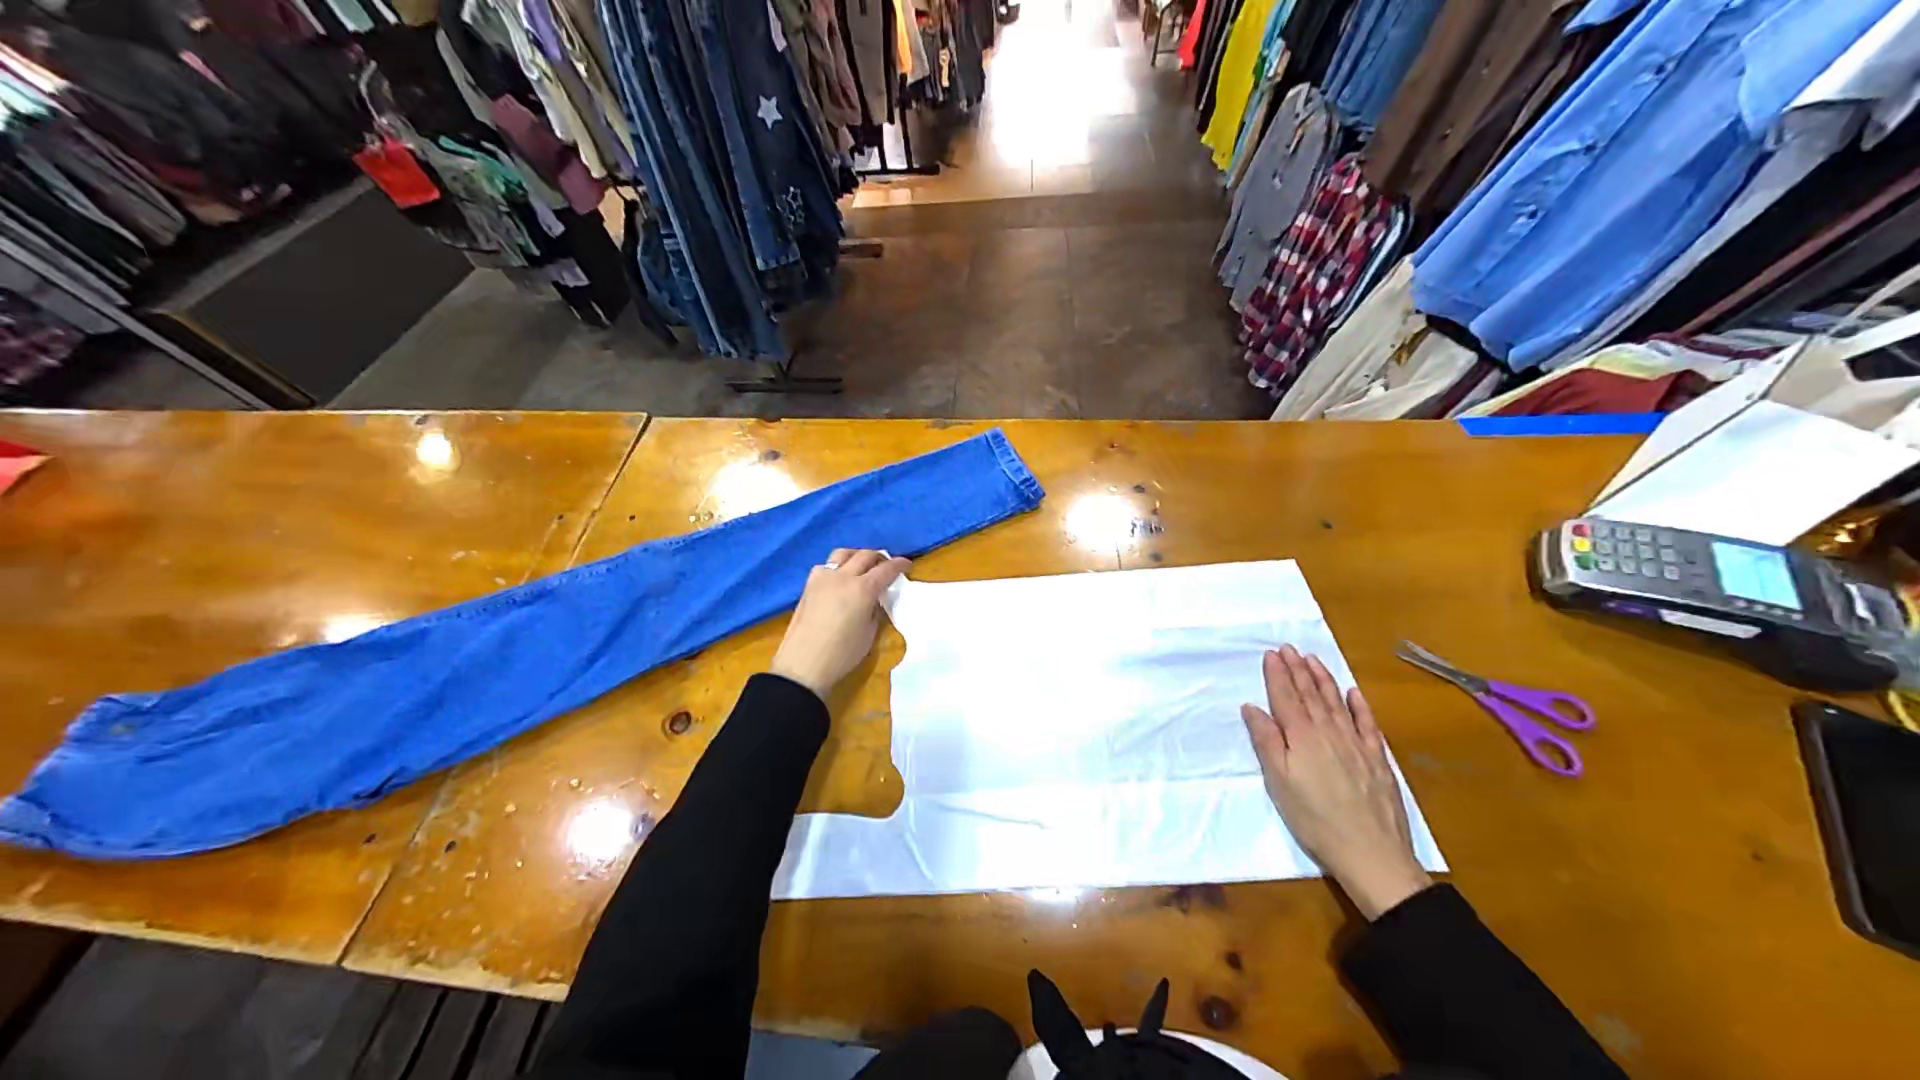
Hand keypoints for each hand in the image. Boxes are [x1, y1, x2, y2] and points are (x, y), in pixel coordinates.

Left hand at [769, 549, 911, 699]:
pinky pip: (826, 566)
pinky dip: (838, 566)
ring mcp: (823, 578)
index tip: (907, 564)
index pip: (886, 569)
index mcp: (863, 589)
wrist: (803, 664)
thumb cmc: (842, 654)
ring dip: (857, 556)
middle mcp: (844, 577)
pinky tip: (840, 579)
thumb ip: (875, 611)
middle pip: (865, 556)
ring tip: (863, 566)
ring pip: (843, 554)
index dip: (899, 564)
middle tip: (887, 566)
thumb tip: (875, 600)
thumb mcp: (869, 634)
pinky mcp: (808, 585)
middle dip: (879, 558)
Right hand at [1241, 645, 1431, 920]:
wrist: (1372, 852)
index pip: (1286, 697)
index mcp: (1302, 737)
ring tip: (1313, 660)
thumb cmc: (1315, 820)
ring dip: (1323, 679)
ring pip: (1337, 703)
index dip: (1278, 674)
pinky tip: (1353, 692)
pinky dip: (1359, 705)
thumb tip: (1253, 707)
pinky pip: (1367, 723)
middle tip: (1289, 648)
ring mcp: (1357, 744)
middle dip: (1298, 669)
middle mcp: (1329, 733)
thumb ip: (1266, 742)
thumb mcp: (1278, 782)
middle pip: (1311, 694)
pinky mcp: (1377, 759)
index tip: (1272, 654)